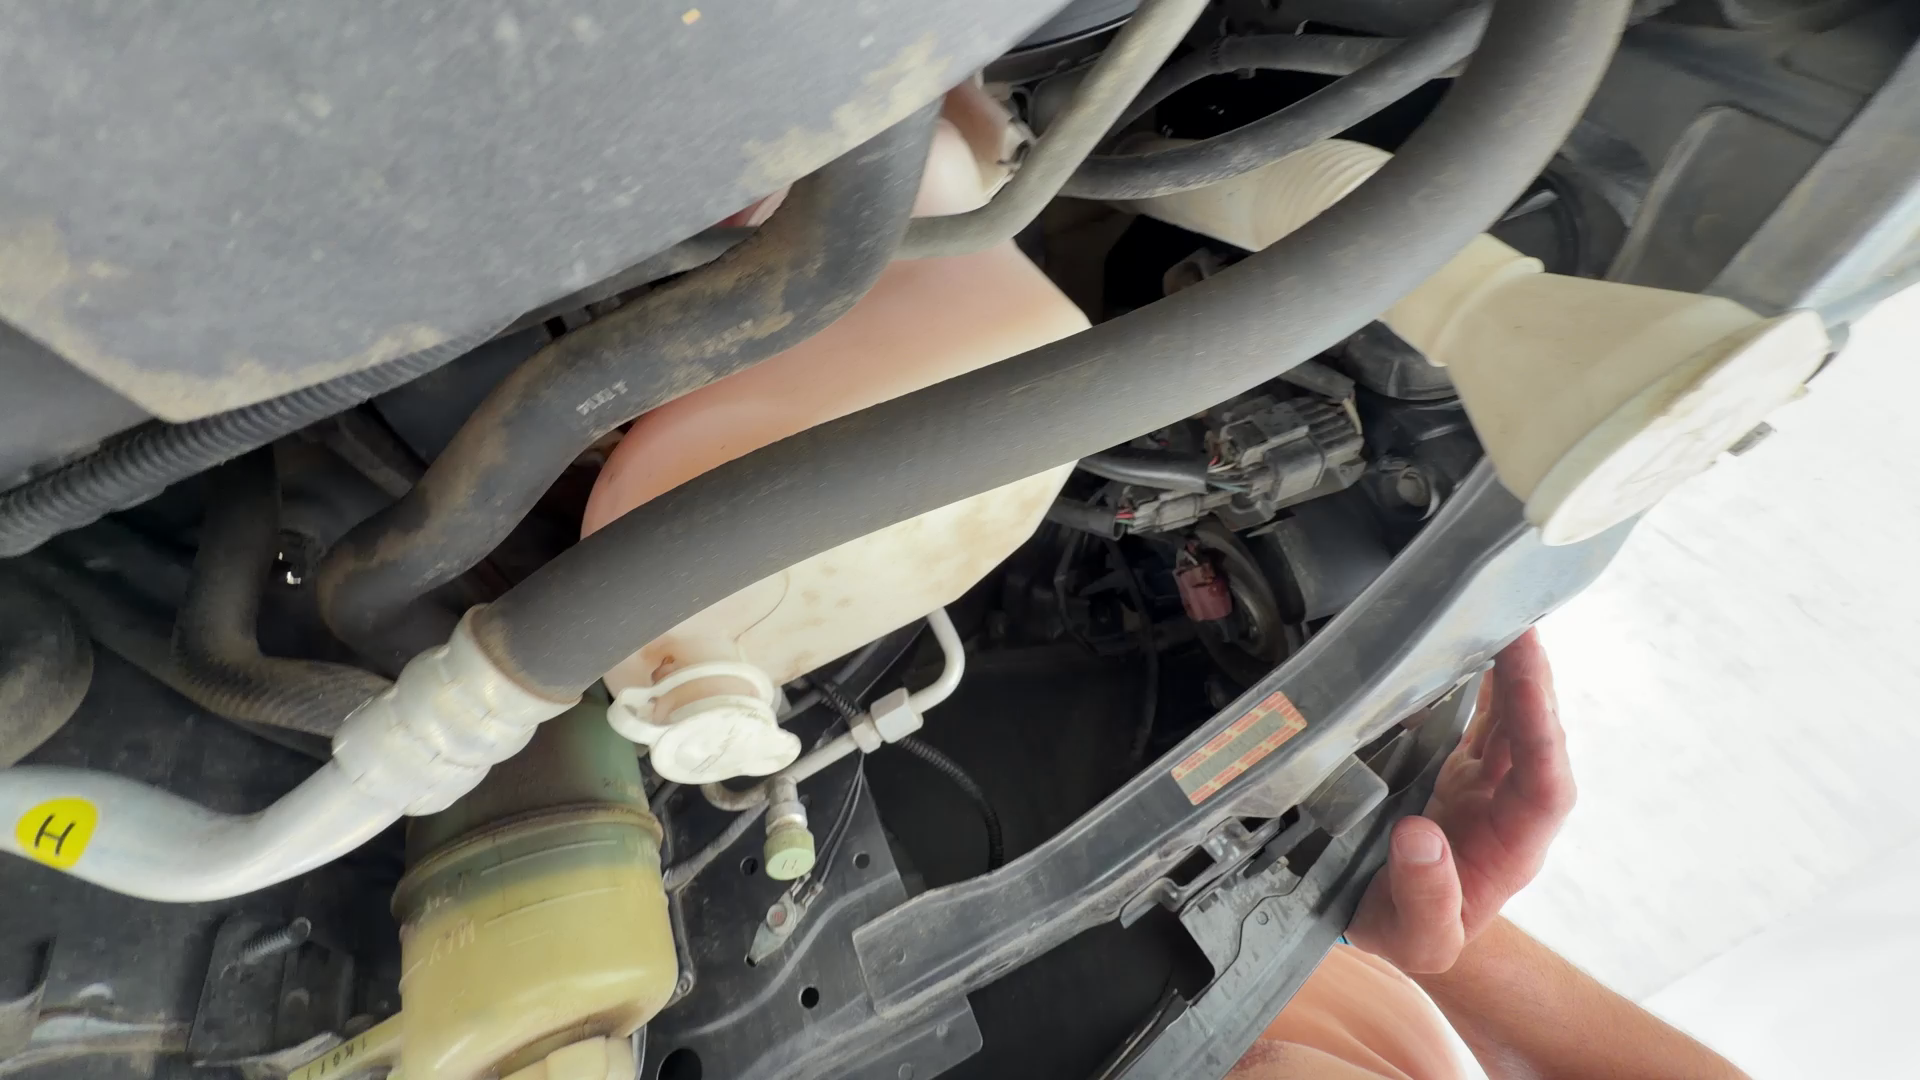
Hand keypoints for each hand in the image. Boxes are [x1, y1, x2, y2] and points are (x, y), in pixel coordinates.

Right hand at [1345, 629, 1574, 972]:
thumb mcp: (1415, 934)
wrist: (1394, 921)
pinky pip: (1474, 721)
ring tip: (1496, 615)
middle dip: (1531, 678)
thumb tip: (1420, 834)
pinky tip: (1466, 647)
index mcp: (1509, 844)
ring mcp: (1479, 784)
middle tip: (1515, 615)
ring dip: (1508, 671)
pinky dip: (1476, 682)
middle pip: (1534, 736)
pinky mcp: (1450, 770)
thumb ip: (1425, 894)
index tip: (1522, 666)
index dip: (1538, 721)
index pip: (1543, 778)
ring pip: (1509, 721)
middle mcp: (1504, 805)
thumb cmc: (1409, 932)